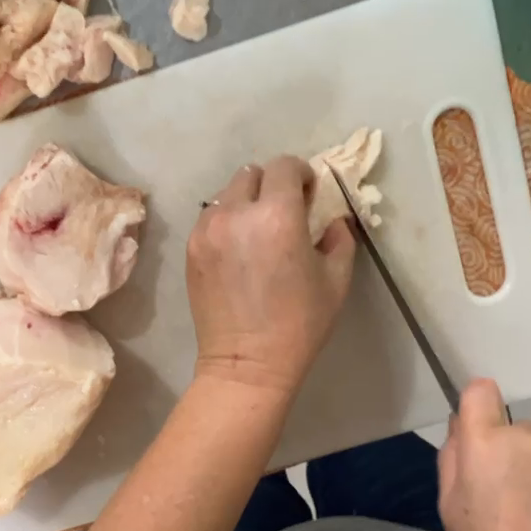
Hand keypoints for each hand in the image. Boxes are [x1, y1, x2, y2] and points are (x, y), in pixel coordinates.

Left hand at [187, 157, 354, 396]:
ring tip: (257, 234)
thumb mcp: (335, 280)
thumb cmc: (299, 325)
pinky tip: (238, 251)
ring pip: (227, 194)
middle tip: (283, 214)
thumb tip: (333, 221)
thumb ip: (339, 239)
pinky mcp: (191, 249)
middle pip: (252, 174)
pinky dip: (226, 223)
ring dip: (246, 203)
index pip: (284, 166)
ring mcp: (207, 230)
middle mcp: (237, 214)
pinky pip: (210, 218)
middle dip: (271, 185)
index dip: (300, 175)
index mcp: (278, 216)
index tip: (308, 197)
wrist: (247, 364)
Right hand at [438, 379, 530, 530]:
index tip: (475, 431)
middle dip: (503, 450)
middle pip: (509, 428)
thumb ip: (452, 459)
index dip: (476, 406)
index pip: (480, 391)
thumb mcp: (450, 508)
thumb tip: (461, 430)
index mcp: (484, 442)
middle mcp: (524, 437)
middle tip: (501, 491)